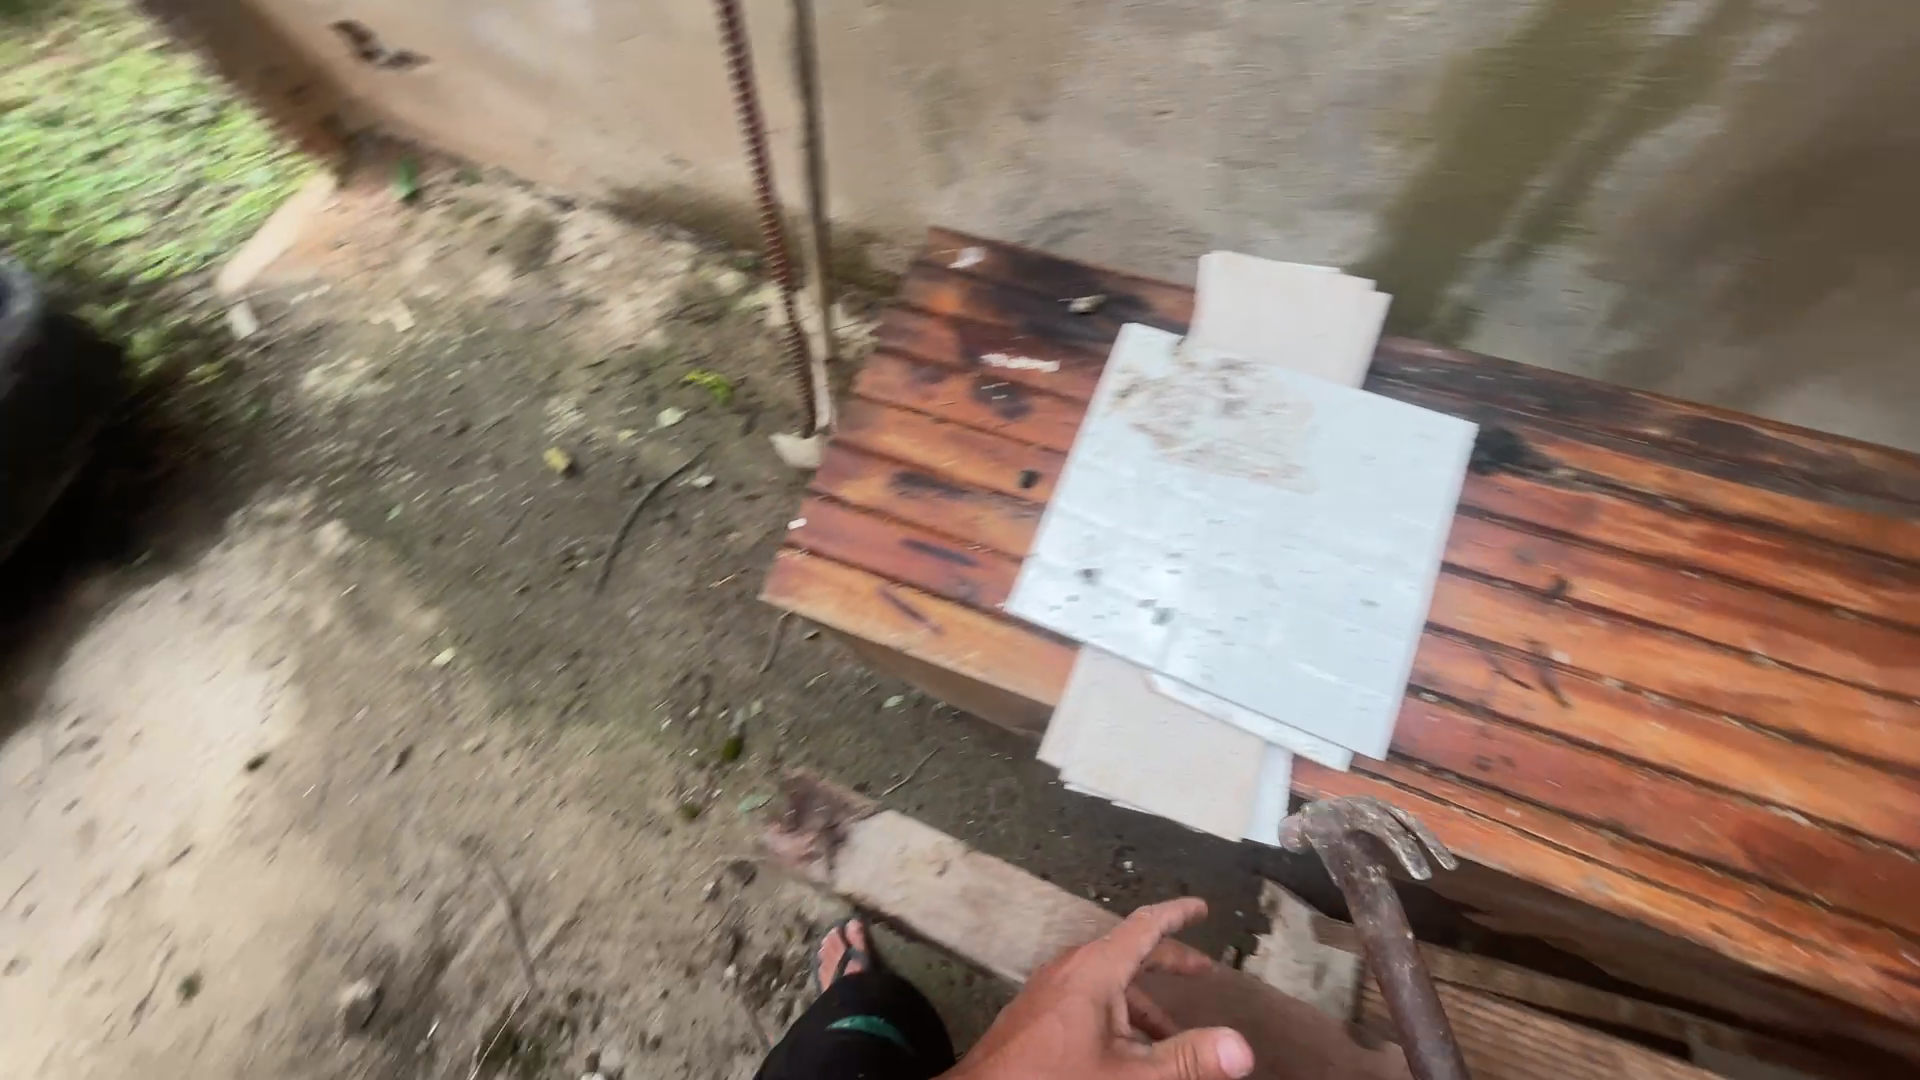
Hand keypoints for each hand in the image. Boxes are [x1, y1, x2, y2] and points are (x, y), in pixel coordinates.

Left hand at [946, 897, 1254, 1079]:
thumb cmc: (1059, 1079)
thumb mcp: (1131, 1074)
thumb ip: (1186, 1059)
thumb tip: (1243, 1047)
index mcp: (1096, 967)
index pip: (1145, 927)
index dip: (1177, 915)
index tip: (1202, 907)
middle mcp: (1074, 967)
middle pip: (1130, 953)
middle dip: (1169, 963)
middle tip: (1205, 973)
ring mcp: (1053, 988)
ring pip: (1110, 985)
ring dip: (1145, 1006)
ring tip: (1176, 1040)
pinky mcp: (1041, 1011)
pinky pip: (1090, 1003)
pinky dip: (1119, 1020)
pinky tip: (1130, 1054)